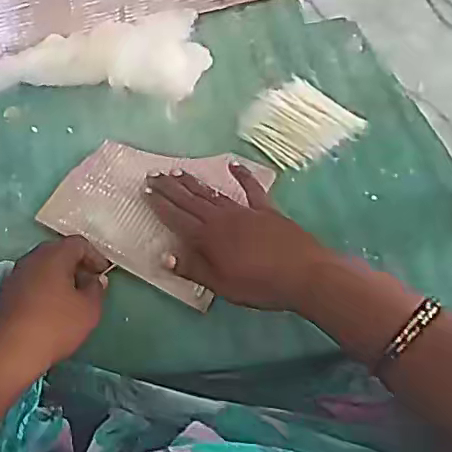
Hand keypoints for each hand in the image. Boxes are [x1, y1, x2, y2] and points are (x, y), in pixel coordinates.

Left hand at [0, 236, 110, 368]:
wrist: (12, 350)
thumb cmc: (56, 325)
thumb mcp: (88, 309)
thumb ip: (96, 290)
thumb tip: (95, 279)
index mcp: (53, 255)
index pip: (78, 243)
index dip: (95, 256)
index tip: (103, 273)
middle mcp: (32, 258)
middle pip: (58, 252)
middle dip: (76, 264)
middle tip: (90, 282)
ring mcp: (16, 274)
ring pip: (43, 266)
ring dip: (60, 276)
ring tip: (73, 297)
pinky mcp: (7, 291)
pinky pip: (32, 280)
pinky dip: (45, 286)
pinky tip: (52, 307)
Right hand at [145, 164, 334, 310]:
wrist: (305, 274)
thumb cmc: (259, 285)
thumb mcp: (221, 285)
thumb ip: (193, 269)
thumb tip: (165, 256)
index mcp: (207, 237)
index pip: (176, 216)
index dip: (160, 203)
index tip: (146, 190)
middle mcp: (221, 218)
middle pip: (190, 199)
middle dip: (170, 187)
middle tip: (154, 173)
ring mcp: (245, 212)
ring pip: (213, 193)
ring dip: (194, 182)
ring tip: (177, 171)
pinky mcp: (266, 211)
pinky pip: (251, 190)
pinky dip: (241, 176)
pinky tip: (233, 166)